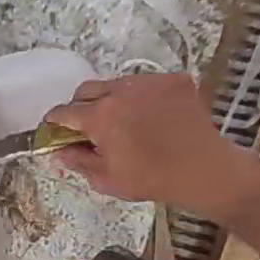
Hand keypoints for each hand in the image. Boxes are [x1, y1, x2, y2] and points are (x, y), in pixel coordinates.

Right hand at [43, 72, 259, 215]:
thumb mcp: (106, 178)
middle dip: (80, 106)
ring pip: (116, 83)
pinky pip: (146, 83)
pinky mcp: (174, 80)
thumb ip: (78, 161)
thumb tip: (58, 152)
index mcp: (100, 117)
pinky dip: (141, 96)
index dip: (55, 122)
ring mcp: (149, 82)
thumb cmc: (151, 178)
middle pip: (86, 90)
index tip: (54, 129)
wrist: (204, 170)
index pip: (64, 111)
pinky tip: (150, 116)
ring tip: (122, 120)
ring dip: (110, 98)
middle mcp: (121, 91)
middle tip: (86, 125)